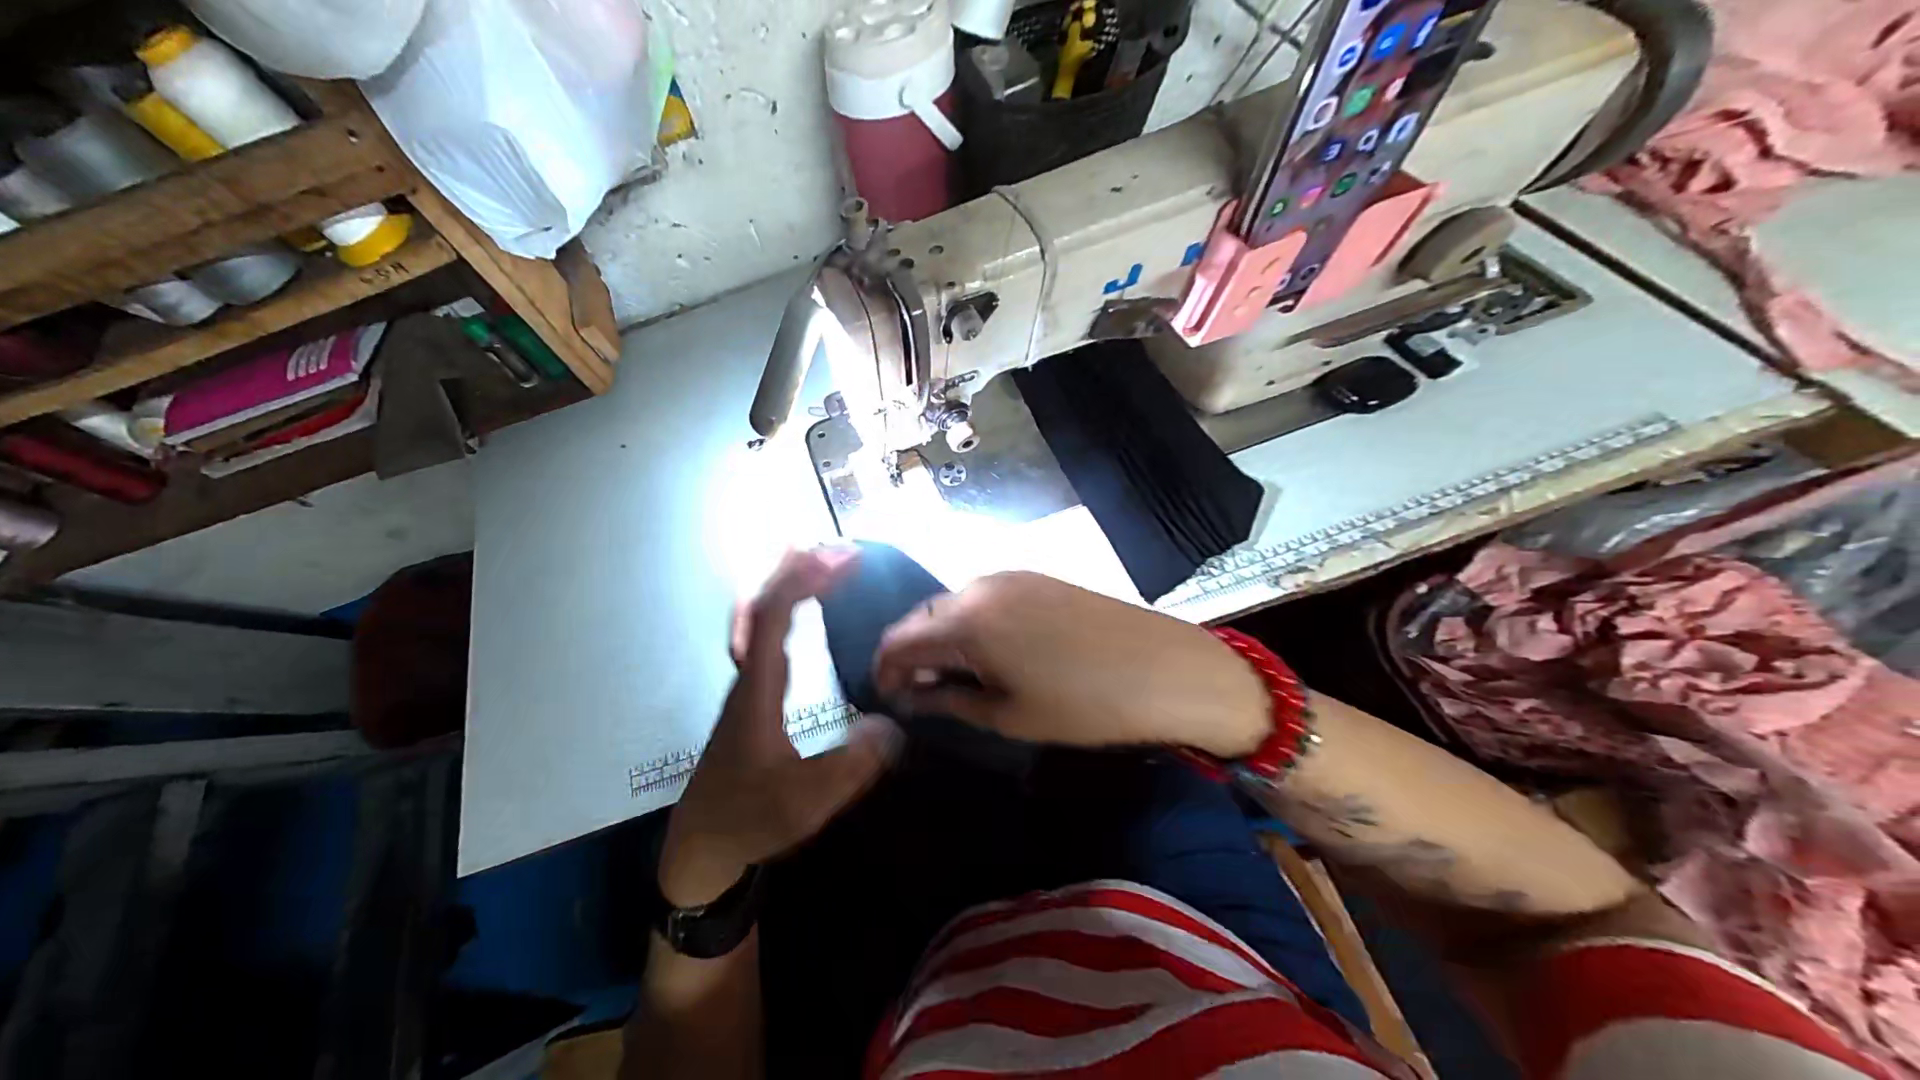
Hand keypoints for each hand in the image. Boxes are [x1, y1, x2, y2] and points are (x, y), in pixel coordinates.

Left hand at [659, 547, 899, 907]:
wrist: (702, 843)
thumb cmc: (749, 818)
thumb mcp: (807, 800)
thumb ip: (852, 764)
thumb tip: (895, 723)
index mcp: (758, 692)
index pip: (772, 619)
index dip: (804, 582)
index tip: (842, 562)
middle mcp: (750, 678)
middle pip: (764, 605)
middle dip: (800, 570)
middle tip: (844, 551)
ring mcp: (750, 686)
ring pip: (763, 617)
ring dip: (793, 584)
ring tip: (828, 563)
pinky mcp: (756, 696)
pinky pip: (769, 633)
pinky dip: (789, 607)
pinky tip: (807, 606)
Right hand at [872, 572, 1268, 757]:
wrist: (1166, 669)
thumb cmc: (1084, 705)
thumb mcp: (1009, 715)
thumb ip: (949, 701)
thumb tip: (910, 697)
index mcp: (966, 622)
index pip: (898, 641)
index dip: (884, 671)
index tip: (885, 699)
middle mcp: (979, 587)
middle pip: (921, 616)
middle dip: (908, 653)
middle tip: (916, 693)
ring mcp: (1010, 576)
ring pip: (951, 604)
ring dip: (939, 637)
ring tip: (951, 677)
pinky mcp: (1035, 577)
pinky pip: (982, 597)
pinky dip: (968, 623)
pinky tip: (984, 651)